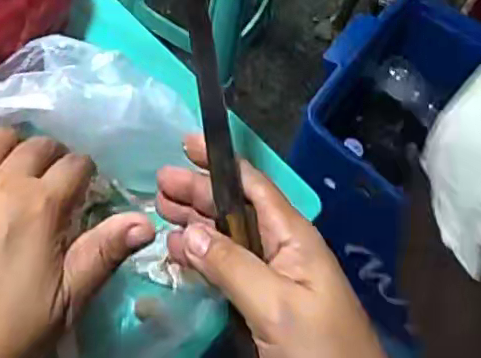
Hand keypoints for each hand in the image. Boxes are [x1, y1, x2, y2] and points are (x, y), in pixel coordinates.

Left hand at [0, 127, 153, 357]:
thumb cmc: (7, 330)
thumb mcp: (64, 301)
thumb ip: (102, 253)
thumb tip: (144, 220)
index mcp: (39, 203)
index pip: (75, 164)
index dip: (85, 173)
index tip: (85, 188)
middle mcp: (3, 178)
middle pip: (39, 144)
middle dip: (54, 156)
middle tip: (54, 180)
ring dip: (15, 145)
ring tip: (17, 168)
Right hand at [159, 134, 385, 357]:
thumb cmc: (321, 353)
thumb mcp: (276, 306)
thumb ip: (230, 264)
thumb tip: (188, 231)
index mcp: (292, 236)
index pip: (251, 183)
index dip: (219, 161)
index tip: (185, 143)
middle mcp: (282, 250)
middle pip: (233, 208)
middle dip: (197, 192)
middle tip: (159, 184)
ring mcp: (274, 281)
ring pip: (227, 238)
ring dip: (194, 223)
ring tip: (160, 213)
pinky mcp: (266, 310)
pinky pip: (228, 270)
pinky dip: (201, 258)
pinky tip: (178, 254)